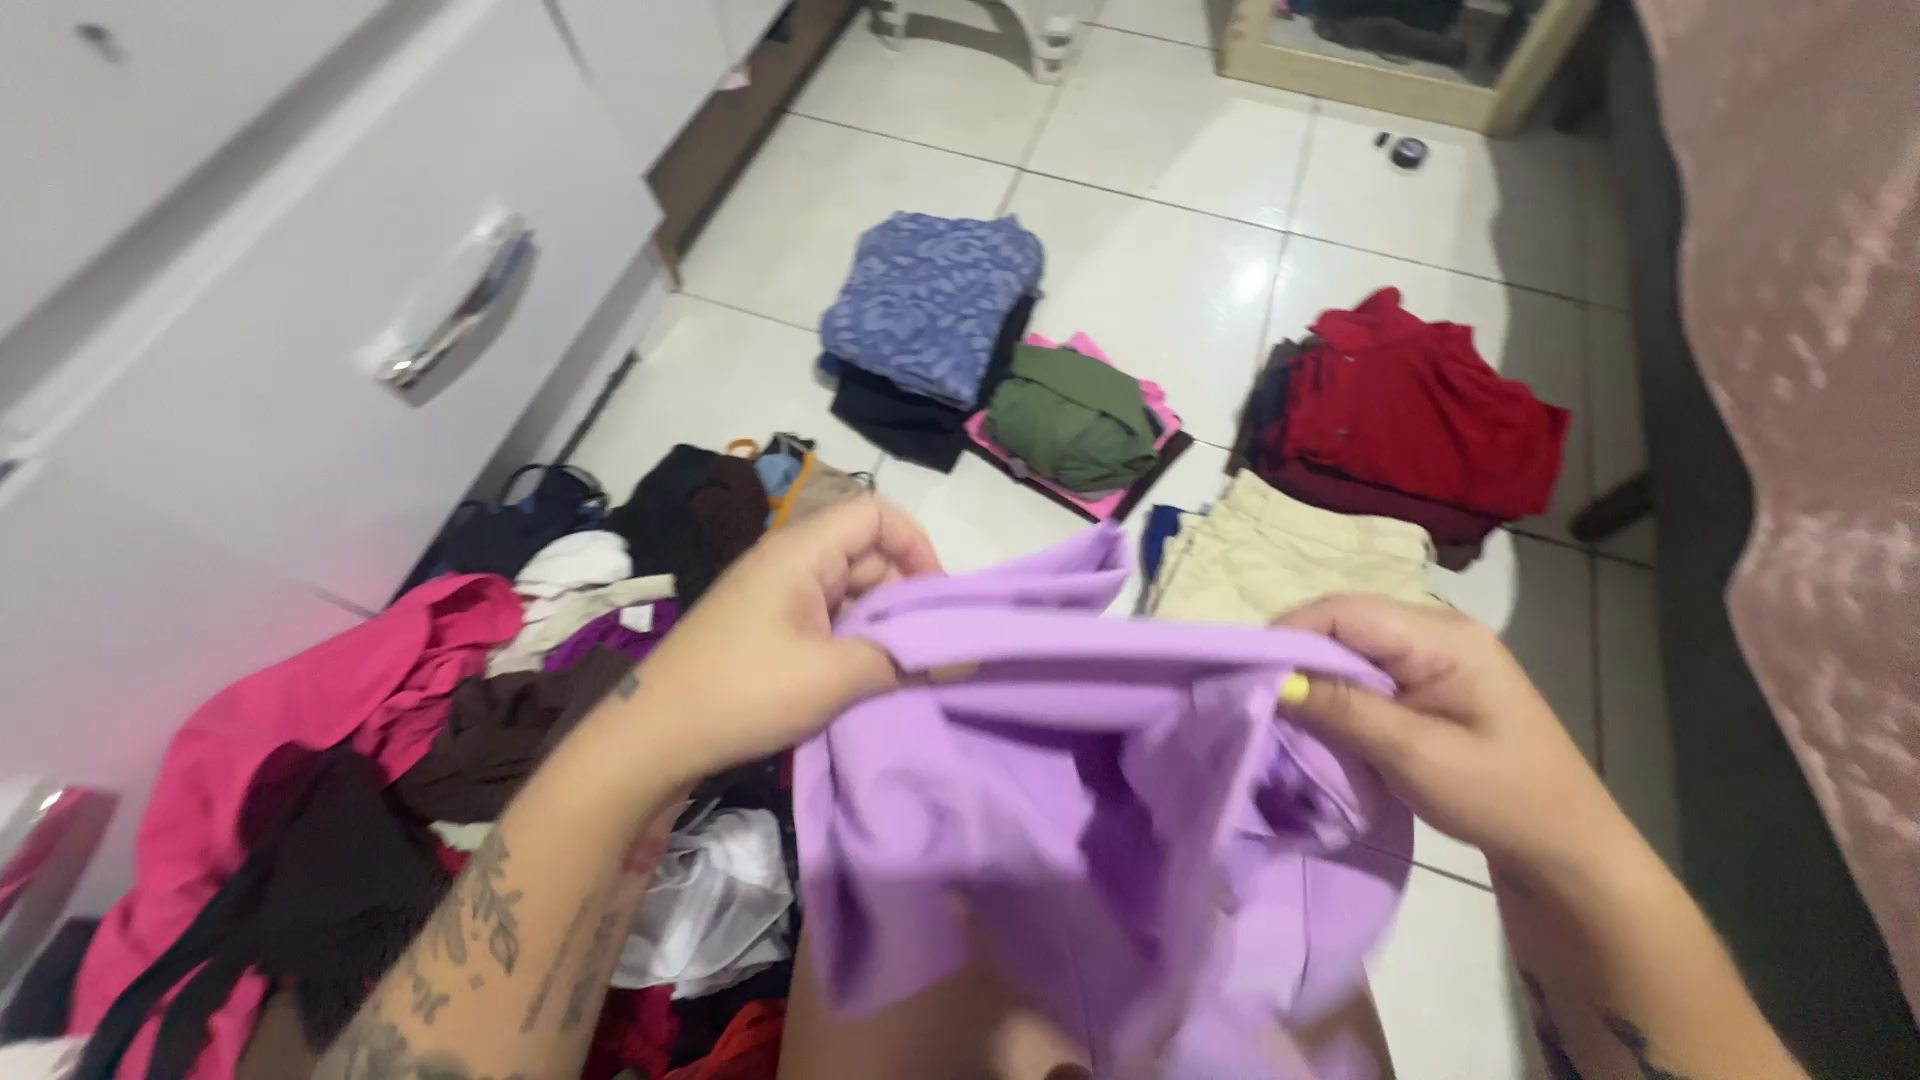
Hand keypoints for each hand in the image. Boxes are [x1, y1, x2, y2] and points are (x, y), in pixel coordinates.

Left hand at [625, 497, 941, 781]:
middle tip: (931, 645)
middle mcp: (791, 563)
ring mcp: (778, 597)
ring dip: (881, 624)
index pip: (876, 515)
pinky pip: (829, 619)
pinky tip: (871, 677)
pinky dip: (855, 641)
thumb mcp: (833, 677)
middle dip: (905, 595)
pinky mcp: (770, 629)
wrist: (652, 739)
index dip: (916, 544)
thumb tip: (962, 657)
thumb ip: (901, 660)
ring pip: (851, 592)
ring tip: (907, 668)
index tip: (937, 598)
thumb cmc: (744, 692)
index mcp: (801, 551)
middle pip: (868, 555)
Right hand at [1276, 594, 1636, 878]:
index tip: (1248, 672)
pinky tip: (1318, 712)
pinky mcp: (1427, 680)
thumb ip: (1343, 709)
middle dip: (1297, 651)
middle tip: (1258, 692)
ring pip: (1349, 644)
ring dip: (1313, 671)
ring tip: (1280, 703)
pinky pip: (1365, 667)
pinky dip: (1334, 686)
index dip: (1290, 632)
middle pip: (1344, 621)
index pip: (1345, 612)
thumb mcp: (1415, 755)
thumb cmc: (1500, 798)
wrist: (1565, 847)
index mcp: (1444, 637)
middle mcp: (1437, 631)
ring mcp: (1433, 654)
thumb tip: (1273, 681)